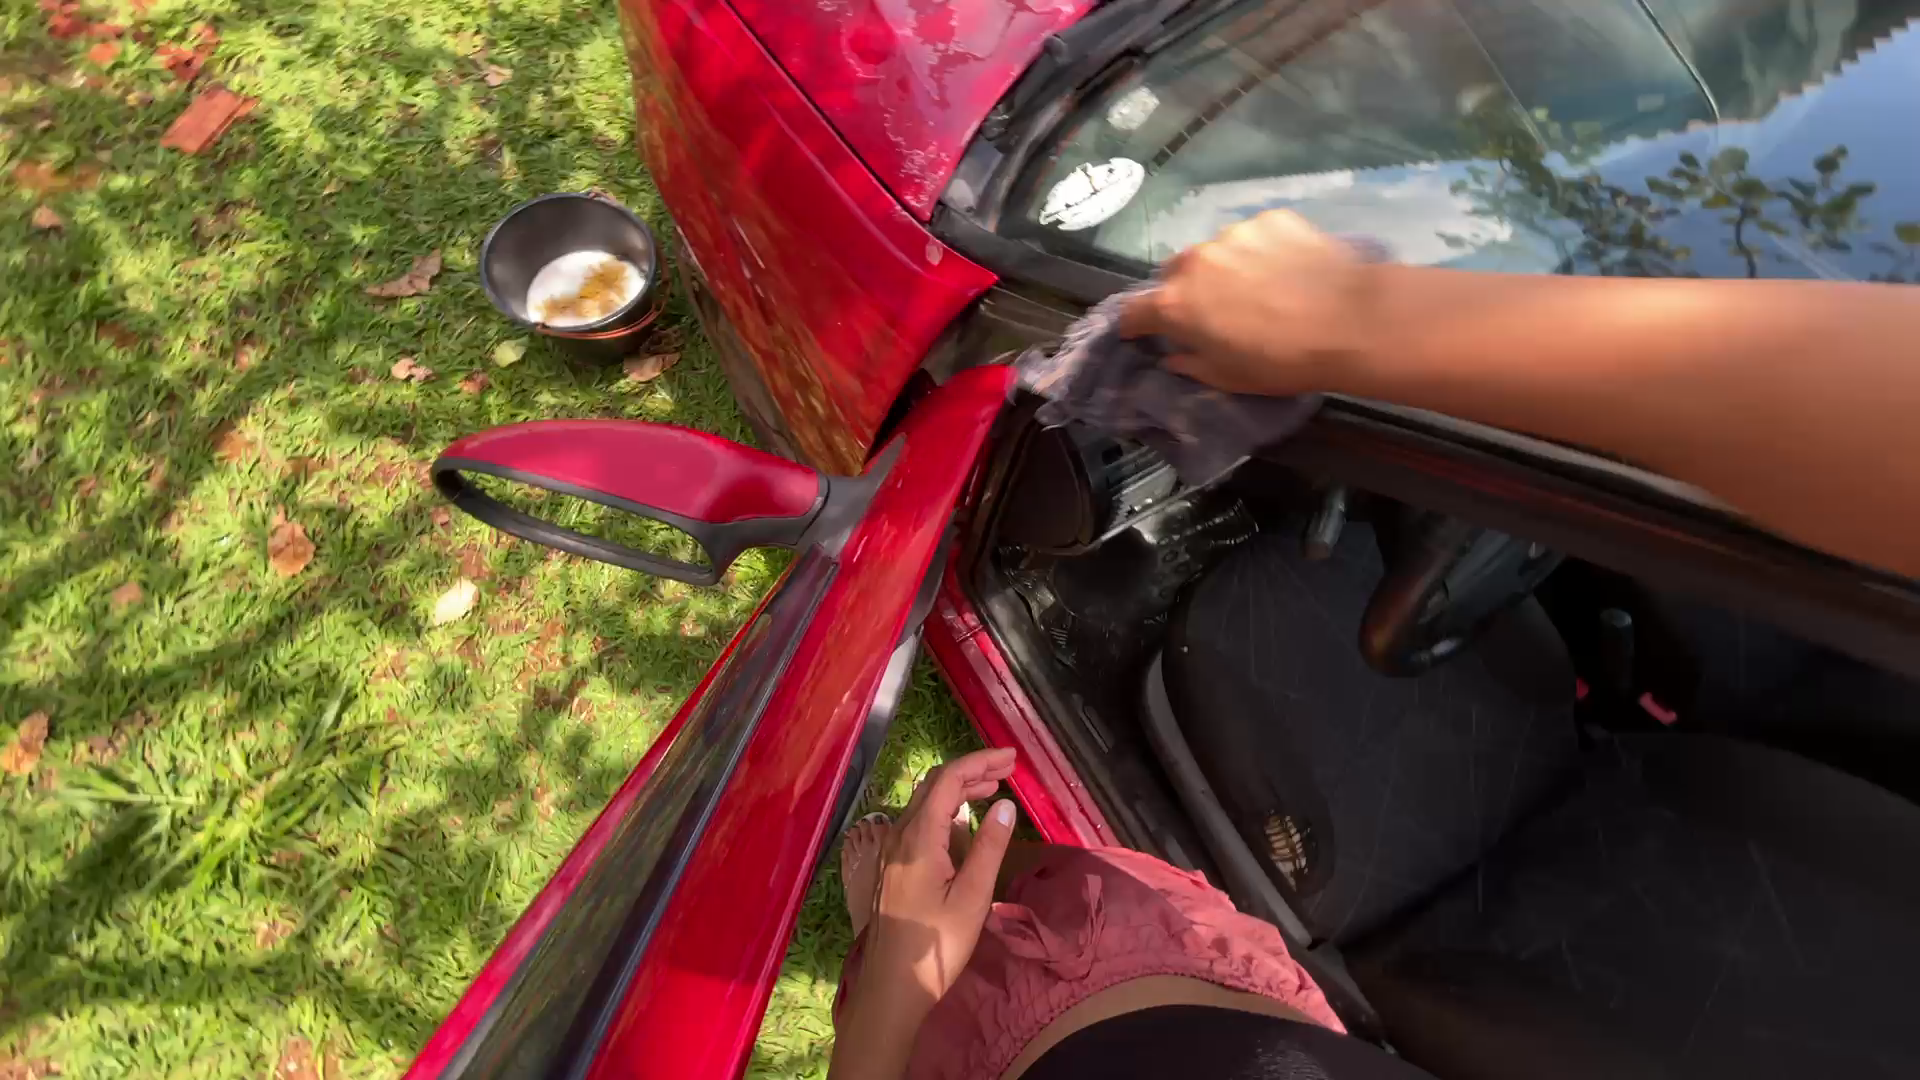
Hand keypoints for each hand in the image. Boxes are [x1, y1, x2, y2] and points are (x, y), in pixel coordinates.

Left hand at [828, 749, 1017, 1079]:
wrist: (891, 988)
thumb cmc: (936, 945)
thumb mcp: (973, 897)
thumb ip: (989, 846)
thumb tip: (1006, 805)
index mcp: (919, 835)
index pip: (950, 779)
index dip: (981, 761)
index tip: (1011, 758)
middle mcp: (900, 833)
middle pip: (935, 784)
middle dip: (971, 770)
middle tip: (1007, 769)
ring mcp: (892, 848)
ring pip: (926, 801)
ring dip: (958, 788)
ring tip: (992, 788)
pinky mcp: (892, 864)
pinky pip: (919, 819)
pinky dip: (945, 807)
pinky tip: (962, 821)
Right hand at [1118, 210, 1379, 396]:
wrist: (1350, 320)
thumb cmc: (1279, 360)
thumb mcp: (1225, 377)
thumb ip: (1189, 363)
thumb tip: (1173, 355)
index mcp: (1174, 304)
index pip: (1132, 311)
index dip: (1133, 325)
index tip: (1139, 333)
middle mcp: (1195, 262)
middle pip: (1172, 276)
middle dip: (1182, 294)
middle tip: (1209, 313)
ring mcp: (1233, 234)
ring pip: (1213, 253)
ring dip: (1221, 270)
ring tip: (1254, 288)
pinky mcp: (1271, 219)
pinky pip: (1251, 237)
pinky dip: (1257, 252)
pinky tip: (1283, 270)